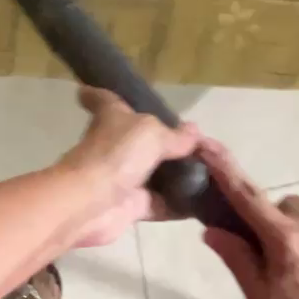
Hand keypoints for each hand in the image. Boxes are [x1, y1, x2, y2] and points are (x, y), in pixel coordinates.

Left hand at [54, 87, 200, 247]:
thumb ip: (175, 136)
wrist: (91, 205)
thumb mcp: (152, 133)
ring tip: (211, 170)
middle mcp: (116, 147)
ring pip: (155, 176)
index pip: (104, 100)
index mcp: (112, 118)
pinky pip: (161, 205)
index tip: (88, 90)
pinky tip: (204, 201)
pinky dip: (180, 205)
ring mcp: (124, 179)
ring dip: (179, 176)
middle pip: (141, 141)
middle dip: (165, 143)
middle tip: (198, 144)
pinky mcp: (131, 208)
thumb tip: (194, 132)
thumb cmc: (115, 155)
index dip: (98, 93)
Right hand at [196, 139, 298, 298]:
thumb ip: (237, 259)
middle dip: (269, 220)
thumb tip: (212, 231)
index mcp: (286, 238)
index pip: (248, 198)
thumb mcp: (259, 298)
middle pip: (283, 206)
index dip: (226, 172)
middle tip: (264, 255)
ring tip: (297, 274)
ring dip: (295, 234)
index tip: (209, 148)